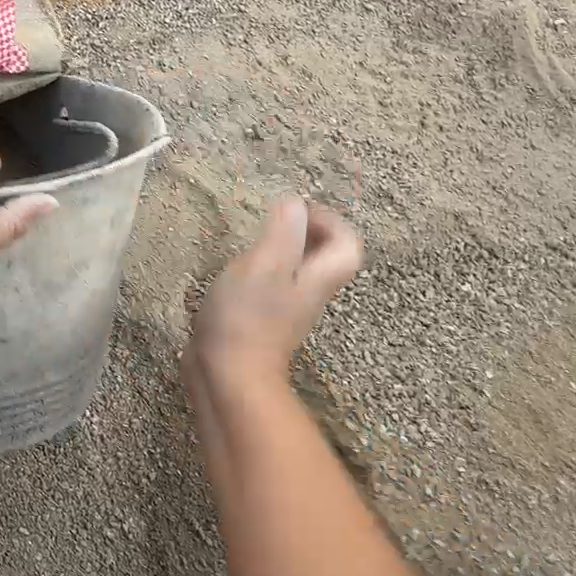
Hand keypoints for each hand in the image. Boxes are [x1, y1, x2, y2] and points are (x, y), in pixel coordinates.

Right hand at [187, 197, 361, 390]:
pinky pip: (273, 286)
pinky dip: (262, 270)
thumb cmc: (247, 316)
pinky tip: (235, 270)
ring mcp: (286, 309)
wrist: (228, 373)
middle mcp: (309, 293)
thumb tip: (294, 202)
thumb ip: (283, 232)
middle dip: (309, 232)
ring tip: (254, 238)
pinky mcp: (261, 320)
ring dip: (284, 249)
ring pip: (299, 271)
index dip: (329, 221)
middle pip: (327, 258)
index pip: (347, 245)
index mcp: (317, 278)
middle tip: (275, 218)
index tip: (295, 209)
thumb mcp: (263, 265)